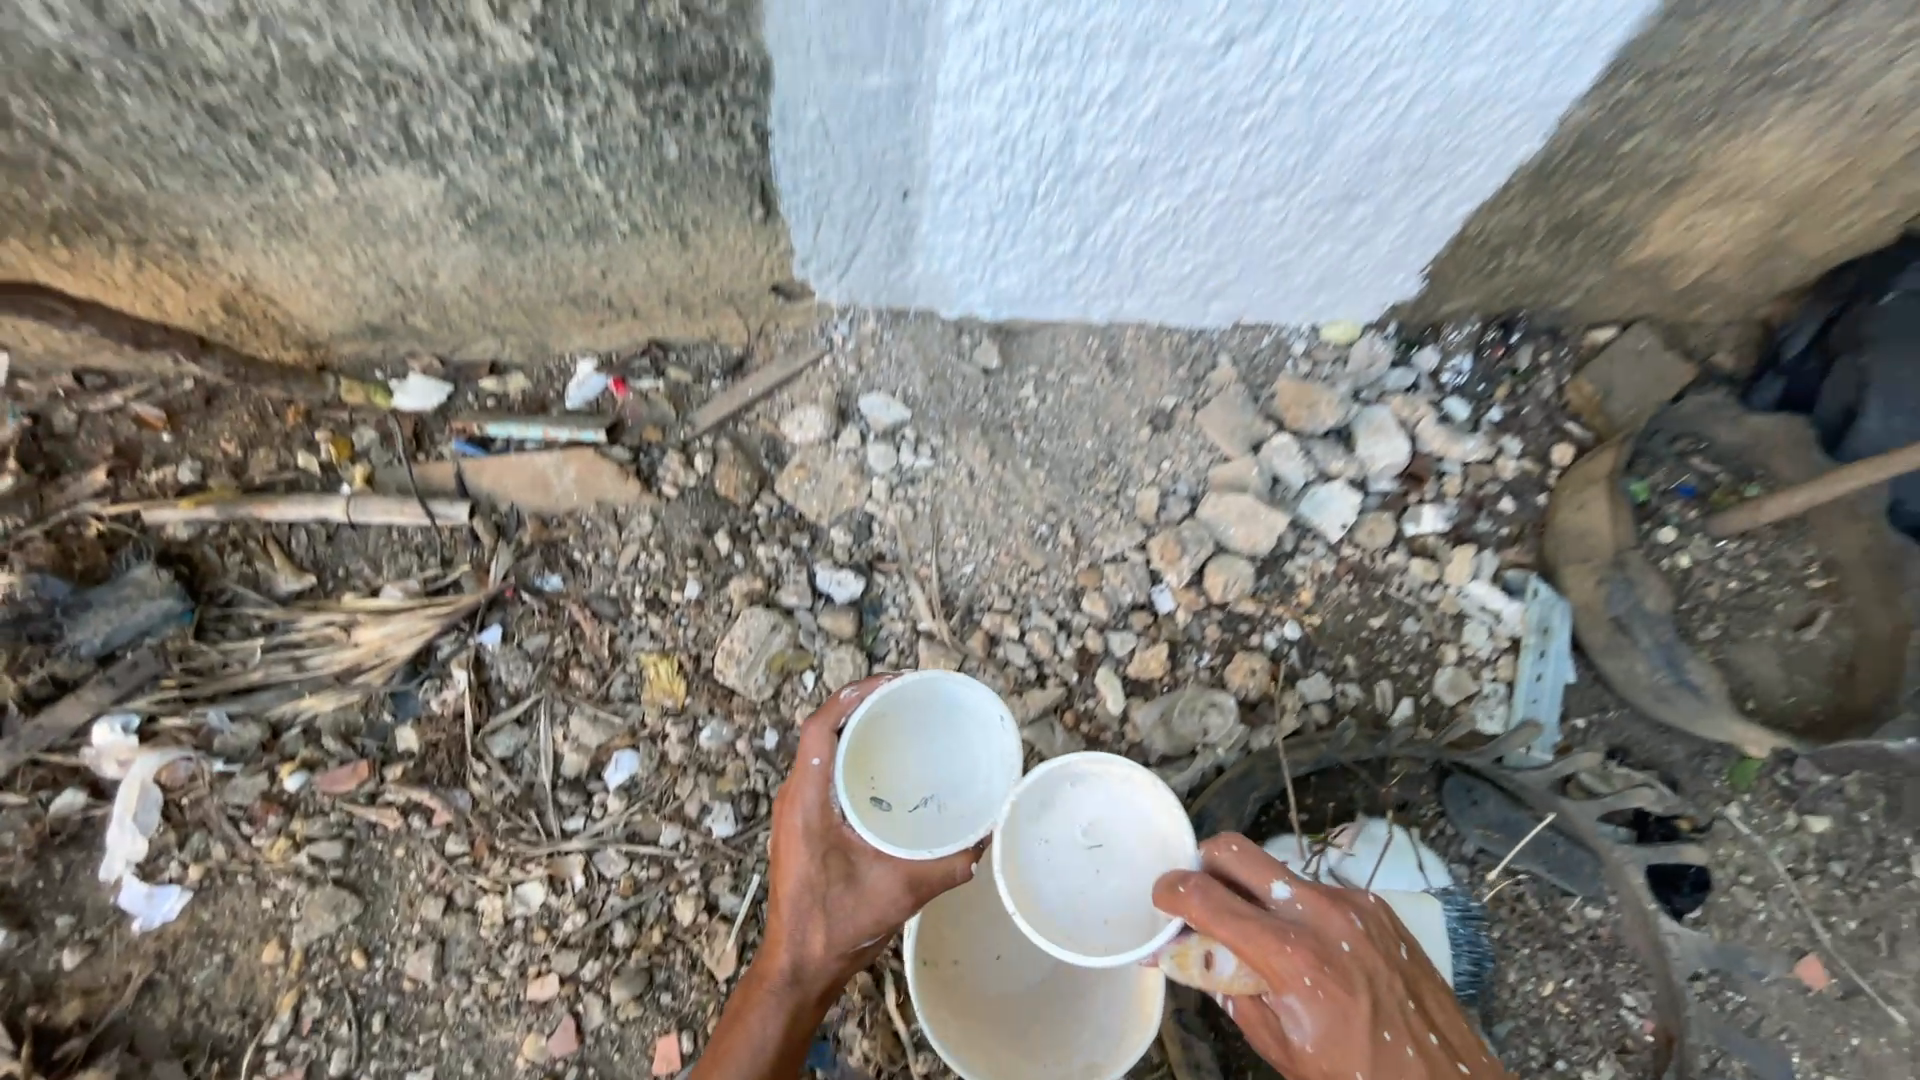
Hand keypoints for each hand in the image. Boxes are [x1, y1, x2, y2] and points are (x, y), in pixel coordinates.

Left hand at [756, 674, 984, 998]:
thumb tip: (987, 838)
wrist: (797, 967)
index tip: (893, 684)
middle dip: (860, 704)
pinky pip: (822, 772)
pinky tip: (882, 769)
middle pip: (822, 730)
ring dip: (853, 728)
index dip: (853, 695)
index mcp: (806, 798)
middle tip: (904, 696)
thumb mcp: (900, 891)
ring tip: (896, 721)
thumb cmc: (837, 926)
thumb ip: (948, 866)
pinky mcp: (801, 824)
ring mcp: (794, 810)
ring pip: (820, 750)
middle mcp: (794, 796)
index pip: (821, 726)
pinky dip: (849, 756)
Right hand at [1153, 833, 1511, 1079]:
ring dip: (1252, 889)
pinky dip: (1294, 906)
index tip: (1160, 899)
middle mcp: (1319, 912)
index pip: (1206, 897)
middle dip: (1202, 863)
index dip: (1171, 891)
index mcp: (1290, 956)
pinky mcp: (1376, 904)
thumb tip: (1184, 955)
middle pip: (1234, 849)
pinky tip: (1308, 946)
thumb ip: (1229, 990)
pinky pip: (1315, 888)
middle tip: (1198, 895)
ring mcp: (1352, 902)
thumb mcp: (1283, 1049)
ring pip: (1275, 869)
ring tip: (1258, 933)